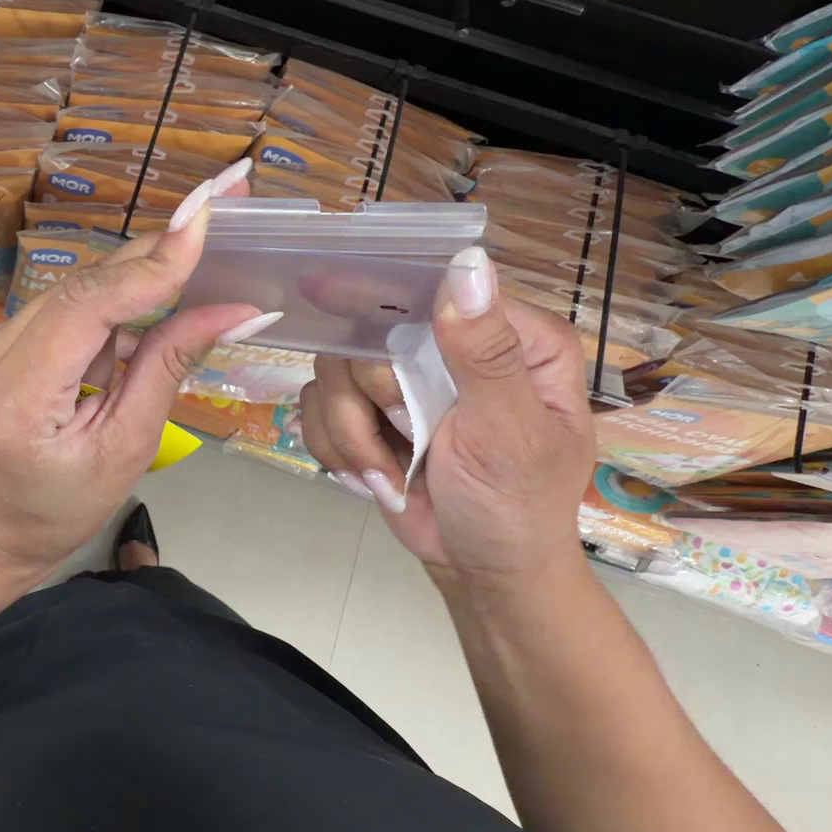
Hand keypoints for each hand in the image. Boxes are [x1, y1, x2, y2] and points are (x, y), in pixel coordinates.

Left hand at [0, 160, 271, 576]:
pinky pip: (55, 309)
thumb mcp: (128, 446)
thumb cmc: (66, 504)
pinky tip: (126, 332)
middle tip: (217, 207)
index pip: (82, 310)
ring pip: (70, 294)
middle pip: (77, 290)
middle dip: (150, 258)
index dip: (145, 265)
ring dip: (129, 290)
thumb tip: (236, 309)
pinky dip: (100, 312)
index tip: (201, 219)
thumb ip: (168, 367)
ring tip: (179, 285)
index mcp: (13, 402)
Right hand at [298, 247, 594, 589]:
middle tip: (406, 434)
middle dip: (369, 399)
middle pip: (363, 334)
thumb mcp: (508, 430)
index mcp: (506, 336)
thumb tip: (466, 265)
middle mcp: (447, 345)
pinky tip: (374, 476)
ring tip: (390, 474)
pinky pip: (315, 408)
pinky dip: (336, 449)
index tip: (364, 353)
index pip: (429, 292)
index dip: (388, 319)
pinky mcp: (364, 410)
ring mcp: (401, 379)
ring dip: (350, 435)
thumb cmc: (516, 504)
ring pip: (329, 374)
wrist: (479, 566)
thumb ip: (484, 353)